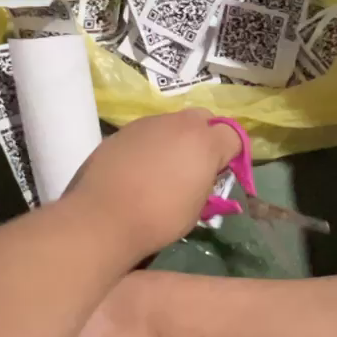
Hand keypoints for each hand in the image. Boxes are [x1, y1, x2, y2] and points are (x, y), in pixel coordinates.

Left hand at [64, 109, 242, 254]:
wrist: (103, 218)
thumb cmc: (160, 218)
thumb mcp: (197, 207)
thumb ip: (206, 183)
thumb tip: (203, 177)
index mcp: (205, 142)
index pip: (233, 135)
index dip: (232, 154)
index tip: (221, 175)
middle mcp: (178, 123)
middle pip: (203, 118)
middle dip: (205, 136)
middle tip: (196, 165)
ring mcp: (147, 124)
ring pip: (172, 123)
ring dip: (176, 139)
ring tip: (164, 169)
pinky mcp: (122, 131)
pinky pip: (147, 133)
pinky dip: (151, 145)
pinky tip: (139, 170)